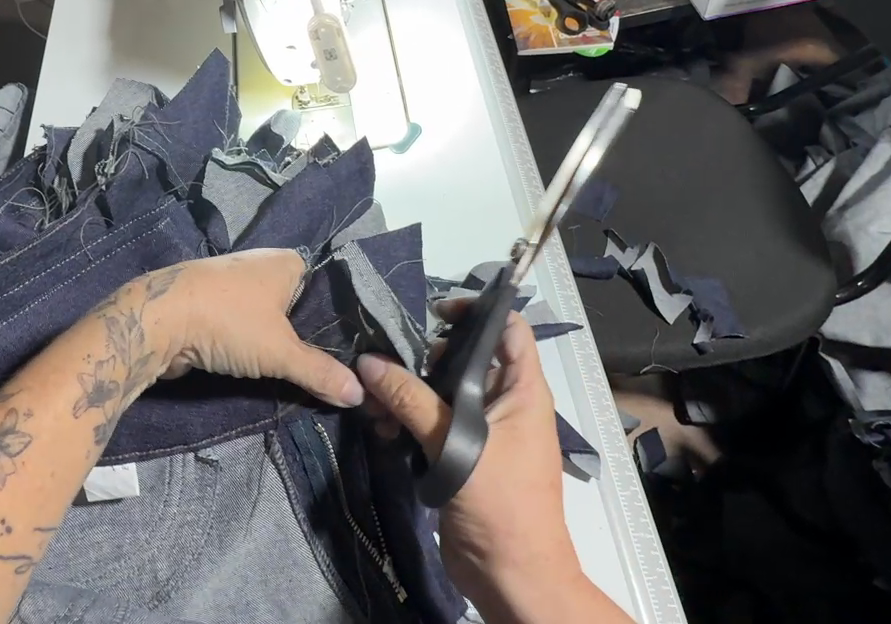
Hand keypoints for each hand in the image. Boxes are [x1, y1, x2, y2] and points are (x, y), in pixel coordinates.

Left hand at [142, 249, 364, 407]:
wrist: (159, 320)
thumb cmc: (228, 321)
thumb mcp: (281, 352)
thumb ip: (320, 372)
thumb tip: (360, 393)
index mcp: (288, 261)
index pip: (330, 290)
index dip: (343, 322)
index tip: (360, 354)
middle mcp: (264, 265)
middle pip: (300, 307)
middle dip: (312, 338)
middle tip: (339, 372)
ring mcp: (236, 284)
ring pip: (272, 319)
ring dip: (282, 344)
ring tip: (310, 376)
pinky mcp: (214, 304)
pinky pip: (248, 326)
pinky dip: (257, 346)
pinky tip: (270, 369)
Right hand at [357, 303, 617, 622]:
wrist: (512, 578)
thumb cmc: (501, 503)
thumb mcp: (457, 443)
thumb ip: (411, 399)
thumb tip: (368, 361)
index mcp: (522, 390)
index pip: (509, 329)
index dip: (478, 311)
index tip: (436, 311)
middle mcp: (503, 403)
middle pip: (464, 358)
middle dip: (424, 357)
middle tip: (387, 359)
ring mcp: (481, 430)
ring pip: (441, 392)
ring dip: (407, 392)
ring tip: (373, 399)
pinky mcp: (460, 456)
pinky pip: (431, 423)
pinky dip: (407, 421)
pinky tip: (381, 428)